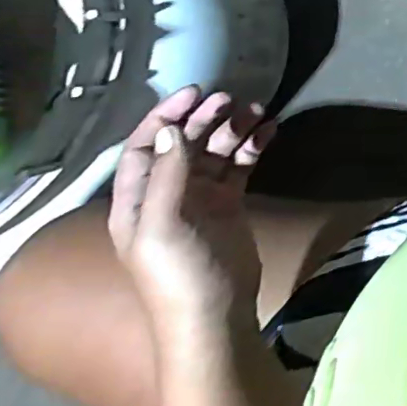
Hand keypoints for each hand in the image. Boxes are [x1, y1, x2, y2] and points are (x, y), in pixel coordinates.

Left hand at [108, 86, 274, 335]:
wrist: (216, 313)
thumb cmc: (178, 273)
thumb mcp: (163, 226)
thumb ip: (166, 176)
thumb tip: (171, 128)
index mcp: (137, 200)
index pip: (145, 146)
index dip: (165, 116)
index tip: (194, 92)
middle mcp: (167, 193)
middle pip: (184, 143)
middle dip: (205, 117)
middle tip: (231, 98)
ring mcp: (201, 197)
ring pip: (215, 150)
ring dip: (234, 128)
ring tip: (259, 111)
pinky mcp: (230, 203)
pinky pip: (240, 164)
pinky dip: (253, 146)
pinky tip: (270, 132)